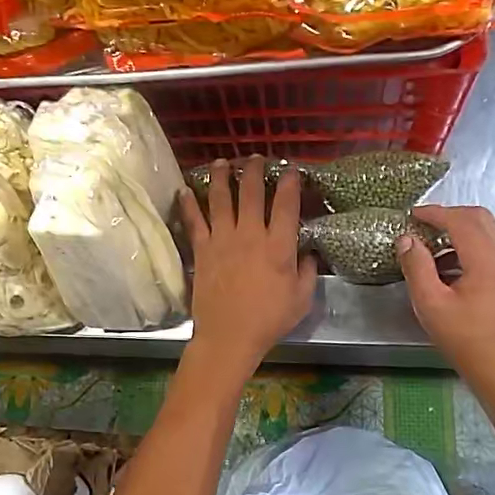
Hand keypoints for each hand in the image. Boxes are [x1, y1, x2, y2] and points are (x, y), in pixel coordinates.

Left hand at [179, 156, 317, 369]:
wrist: (229, 336)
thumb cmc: (269, 320)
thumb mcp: (301, 299)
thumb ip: (308, 272)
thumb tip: (309, 254)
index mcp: (279, 246)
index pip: (286, 204)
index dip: (289, 183)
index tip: (291, 170)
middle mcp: (250, 235)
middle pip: (252, 192)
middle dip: (254, 170)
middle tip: (254, 159)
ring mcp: (223, 240)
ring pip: (221, 199)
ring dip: (222, 177)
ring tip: (222, 163)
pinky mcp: (202, 251)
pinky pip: (194, 221)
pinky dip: (189, 204)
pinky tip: (185, 190)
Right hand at [396, 204, 494, 380]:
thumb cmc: (463, 338)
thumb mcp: (430, 303)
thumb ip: (417, 267)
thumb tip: (407, 240)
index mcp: (486, 260)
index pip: (460, 220)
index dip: (434, 213)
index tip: (412, 215)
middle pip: (478, 217)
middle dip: (448, 215)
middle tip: (422, 224)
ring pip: (485, 230)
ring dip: (457, 229)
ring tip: (429, 244)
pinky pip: (487, 246)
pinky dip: (465, 245)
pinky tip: (444, 266)